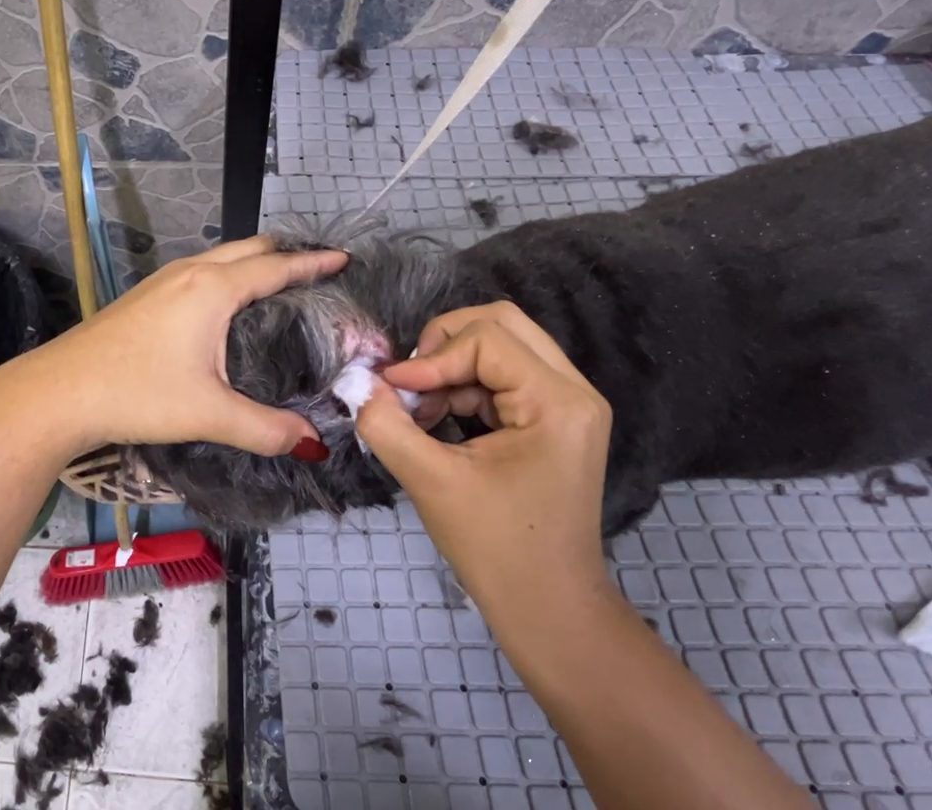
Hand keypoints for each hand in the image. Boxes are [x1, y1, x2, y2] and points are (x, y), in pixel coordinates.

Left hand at [0, 235, 347, 459]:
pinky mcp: (143, 297)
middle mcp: (189, 272)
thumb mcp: (209, 413)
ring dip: (251, 265)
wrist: (59, 392)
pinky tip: (226, 313)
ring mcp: (161, 281)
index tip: (344, 260)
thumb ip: (265, 428)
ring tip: (279, 292)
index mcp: (212, 288)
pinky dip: (225, 279)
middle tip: (316, 277)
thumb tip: (311, 443)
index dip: (313, 264)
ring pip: (219, 259)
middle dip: (285, 256)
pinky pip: (198, 274)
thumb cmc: (137, 394)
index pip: (276, 266)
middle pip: (248, 249)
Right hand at [355, 302, 613, 606]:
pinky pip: (503, 376)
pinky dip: (463, 386)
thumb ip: (386, 425)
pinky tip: (435, 419)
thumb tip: (358, 384)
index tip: (391, 389)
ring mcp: (568, 405)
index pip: (486, 339)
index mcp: (558, 402)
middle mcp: (574, 392)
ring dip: (451, 367)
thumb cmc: (495, 548)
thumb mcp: (430, 480)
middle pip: (502, 323)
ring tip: (417, 408)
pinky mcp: (554, 421)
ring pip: (502, 346)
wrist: (548, 608)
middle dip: (444, 343)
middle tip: (409, 380)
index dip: (431, 357)